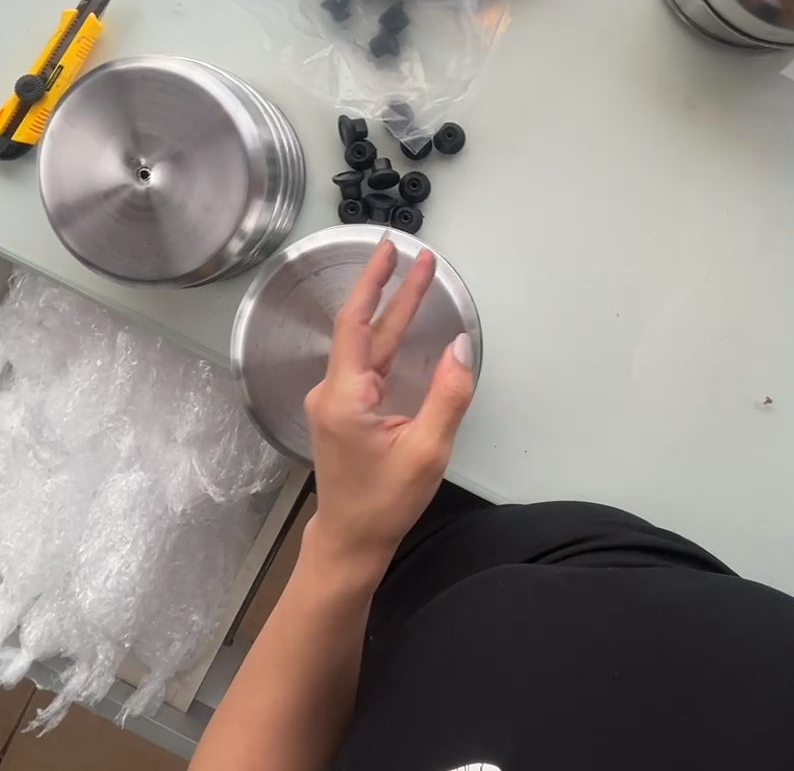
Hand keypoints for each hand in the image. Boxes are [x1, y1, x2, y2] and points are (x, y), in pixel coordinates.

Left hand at [302, 238, 475, 573]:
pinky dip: (387, 338)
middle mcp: (332, 392)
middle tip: (417, 256)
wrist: (350, 541)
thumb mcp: (428, 452)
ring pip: (366, 345)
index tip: (389, 251)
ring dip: (393, 312)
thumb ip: (447, 395)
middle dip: (392, 289)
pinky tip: (402, 325)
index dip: (372, 283)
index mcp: (345, 398)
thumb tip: (461, 346)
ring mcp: (335, 400)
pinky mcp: (343, 409)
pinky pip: (366, 363)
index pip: (355, 324)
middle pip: (363, 328)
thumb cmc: (385, 503)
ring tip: (419, 279)